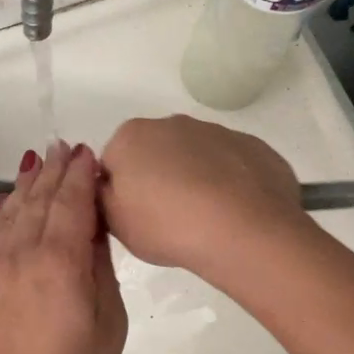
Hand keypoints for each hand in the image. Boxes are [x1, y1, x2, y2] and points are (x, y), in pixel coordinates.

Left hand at [0, 141, 127, 353]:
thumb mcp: (109, 319)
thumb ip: (100, 266)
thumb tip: (93, 227)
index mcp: (60, 260)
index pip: (71, 201)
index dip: (80, 174)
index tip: (87, 152)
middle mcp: (23, 252)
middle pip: (39, 199)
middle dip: (54, 170)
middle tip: (64, 146)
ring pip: (12, 210)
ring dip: (27, 183)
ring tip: (38, 160)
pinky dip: (3, 208)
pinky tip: (9, 198)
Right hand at [98, 114, 306, 280]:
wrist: (245, 231)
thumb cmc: (166, 225)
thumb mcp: (114, 222)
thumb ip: (101, 196)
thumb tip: (108, 184)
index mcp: (130, 136)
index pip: (111, 161)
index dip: (117, 191)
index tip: (130, 216)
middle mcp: (172, 123)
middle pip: (153, 153)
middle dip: (155, 179)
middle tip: (163, 219)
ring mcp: (217, 131)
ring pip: (193, 157)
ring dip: (192, 180)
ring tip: (201, 220)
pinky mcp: (253, 146)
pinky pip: (229, 165)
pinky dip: (226, 183)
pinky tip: (230, 213)